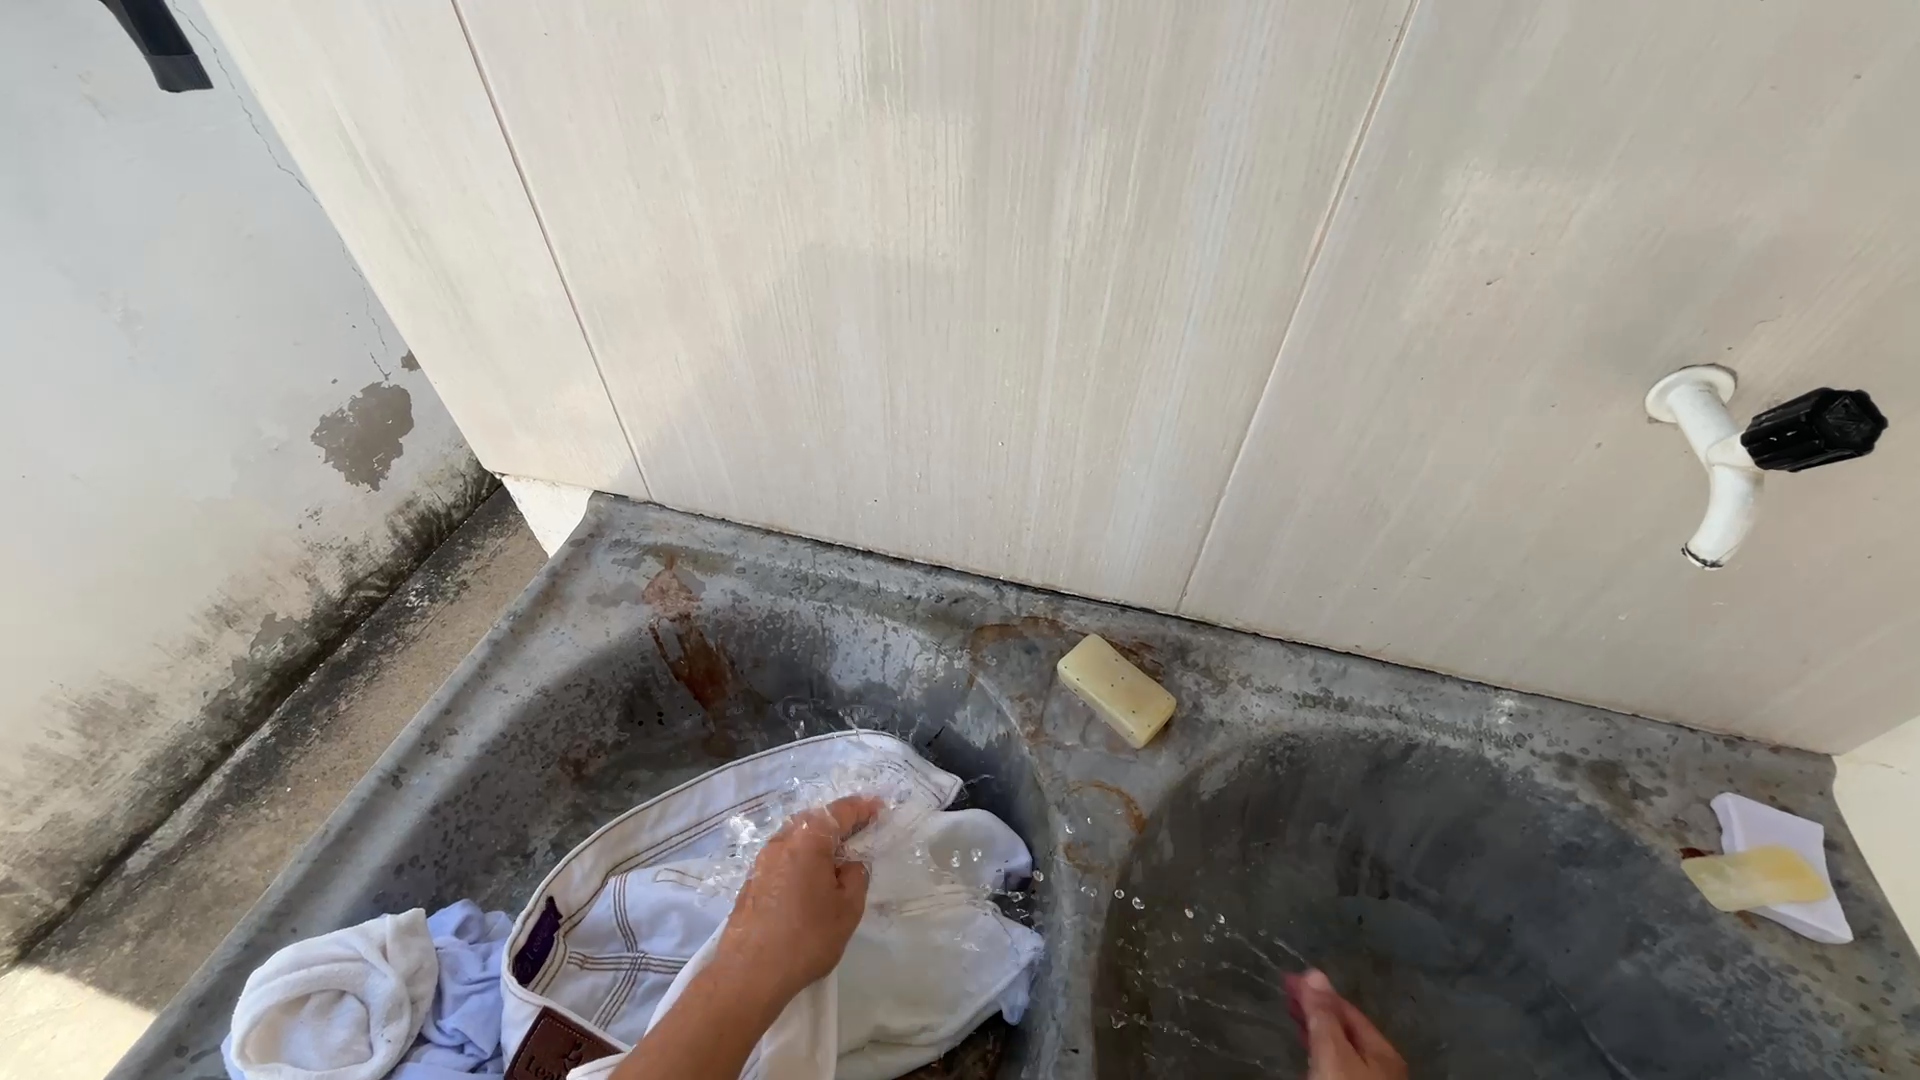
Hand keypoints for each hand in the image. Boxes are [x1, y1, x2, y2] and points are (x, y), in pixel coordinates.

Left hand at [713, 795, 881, 1003]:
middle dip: (838, 821)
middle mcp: (782, 840)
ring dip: (817, 840)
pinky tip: (809, 878)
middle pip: (814, 818)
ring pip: (796, 837)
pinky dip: (801, 856)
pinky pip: (783, 856)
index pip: (840, 811)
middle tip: (860, 832)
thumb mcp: (848, 908)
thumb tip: (848, 865)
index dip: (863, 808)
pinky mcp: (751, 881)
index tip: (879, 809)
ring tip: (836, 857)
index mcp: (808, 839)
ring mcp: (762, 860)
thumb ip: (856, 876)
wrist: (748, 975)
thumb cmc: (806, 937)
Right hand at [1284, 970, 1407, 1079]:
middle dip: (1316, 1006)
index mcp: (1383, 1049)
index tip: (1287, 978)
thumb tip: (1314, 972)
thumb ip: (1323, 1014)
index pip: (1346, 1008)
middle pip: (1346, 1027)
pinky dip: (1321, 1049)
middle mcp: (1383, 1064)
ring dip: (1318, 1029)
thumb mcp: (1332, 1051)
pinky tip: (1311, 1052)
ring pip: (1342, 1047)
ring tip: (1295, 1016)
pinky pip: (1338, 1063)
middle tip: (1288, 992)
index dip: (1315, 990)